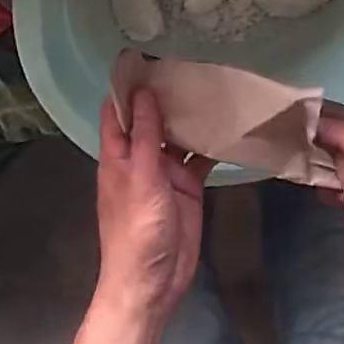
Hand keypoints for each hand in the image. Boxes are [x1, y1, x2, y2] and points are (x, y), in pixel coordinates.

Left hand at [94, 87, 214, 322]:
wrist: (153, 283)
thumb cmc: (137, 228)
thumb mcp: (140, 177)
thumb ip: (145, 136)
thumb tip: (143, 93)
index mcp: (118, 154)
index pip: (117, 111)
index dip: (128, 87)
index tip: (146, 60)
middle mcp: (140, 157)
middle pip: (151, 119)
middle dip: (165, 96)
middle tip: (189, 67)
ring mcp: (165, 172)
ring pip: (177, 136)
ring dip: (189, 117)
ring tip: (210, 88)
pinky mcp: (187, 187)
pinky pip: (198, 158)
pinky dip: (210, 144)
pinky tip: (226, 126)